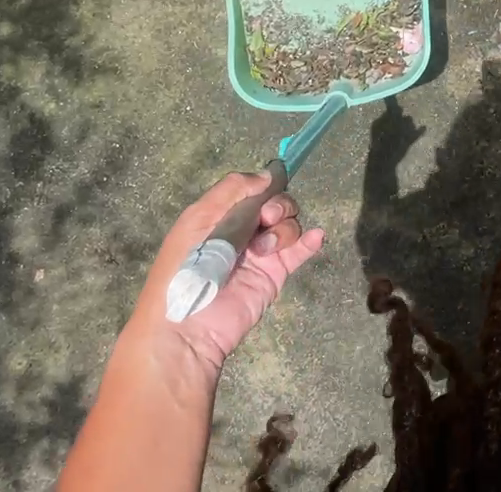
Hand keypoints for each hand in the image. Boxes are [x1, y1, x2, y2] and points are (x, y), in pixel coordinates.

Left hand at [127, 171, 326, 375]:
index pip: (255, 189)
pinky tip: (316, 237)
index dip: (266, 185)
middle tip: (267, 220)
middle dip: (279, 206)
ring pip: (290, 225)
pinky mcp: (276, 273)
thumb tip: (269, 174)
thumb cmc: (184, 268)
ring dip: (285, 229)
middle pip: (278, 204)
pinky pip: (301, 250)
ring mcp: (262, 252)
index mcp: (222, 216)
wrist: (187, 326)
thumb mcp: (198, 220)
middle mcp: (245, 230)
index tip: (268, 189)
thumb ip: (231, 190)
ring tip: (266, 249)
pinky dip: (311, 240)